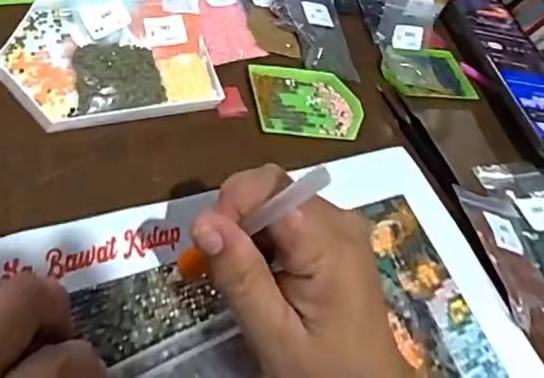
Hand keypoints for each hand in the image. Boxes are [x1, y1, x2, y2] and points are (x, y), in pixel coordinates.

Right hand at [191, 164, 410, 376]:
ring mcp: (342, 226)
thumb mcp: (276, 338)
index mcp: (329, 239)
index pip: (269, 186)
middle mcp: (339, 218)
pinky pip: (291, 216)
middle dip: (237, 216)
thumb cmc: (325, 375)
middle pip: (273, 189)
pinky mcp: (338, 238)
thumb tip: (202, 220)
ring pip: (278, 200)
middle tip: (218, 263)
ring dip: (249, 226)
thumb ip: (241, 276)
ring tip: (239, 275)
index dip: (232, 203)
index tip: (207, 242)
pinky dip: (266, 235)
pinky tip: (262, 273)